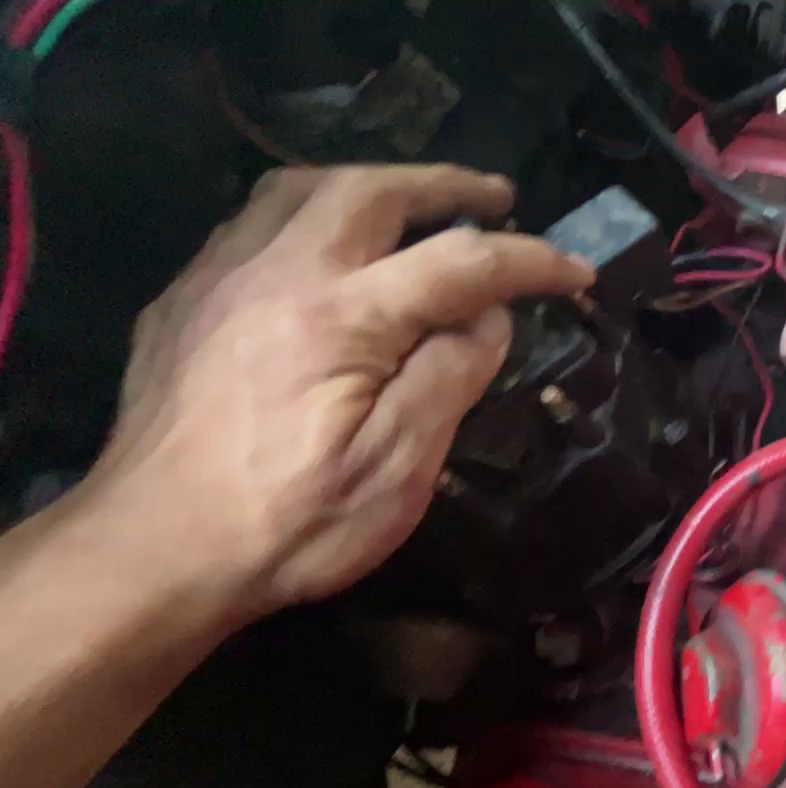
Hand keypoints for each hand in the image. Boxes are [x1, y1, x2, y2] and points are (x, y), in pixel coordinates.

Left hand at [93, 165, 594, 615]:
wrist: (158, 554)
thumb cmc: (299, 522)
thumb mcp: (403, 463)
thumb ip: (451, 375)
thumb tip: (488, 318)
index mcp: (338, 319)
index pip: (458, 264)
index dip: (529, 261)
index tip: (580, 273)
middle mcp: (272, 276)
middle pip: (368, 192)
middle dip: (445, 187)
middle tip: (501, 199)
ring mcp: (219, 283)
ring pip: (301, 193)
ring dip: (378, 189)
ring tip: (427, 208)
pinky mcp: (190, 306)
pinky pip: (260, 226)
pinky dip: (323, 216)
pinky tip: (345, 253)